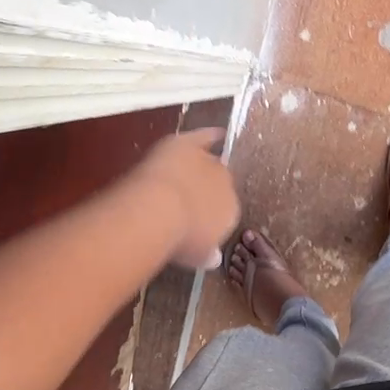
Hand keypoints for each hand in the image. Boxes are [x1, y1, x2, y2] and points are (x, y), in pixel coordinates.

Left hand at [127, 128, 239, 269]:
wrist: (158, 212)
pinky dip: (210, 134)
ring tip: (196, 171)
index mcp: (230, 213)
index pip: (225, 210)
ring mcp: (209, 163)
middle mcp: (226, 186)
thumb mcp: (196, 255)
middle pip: (220, 184)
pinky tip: (217, 132)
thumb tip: (213, 258)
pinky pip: (206, 136)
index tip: (196, 218)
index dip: (210, 213)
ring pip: (212, 162)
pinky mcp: (190, 145)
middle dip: (208, 190)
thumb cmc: (178, 240)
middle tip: (190, 198)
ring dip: (204, 166)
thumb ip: (207, 253)